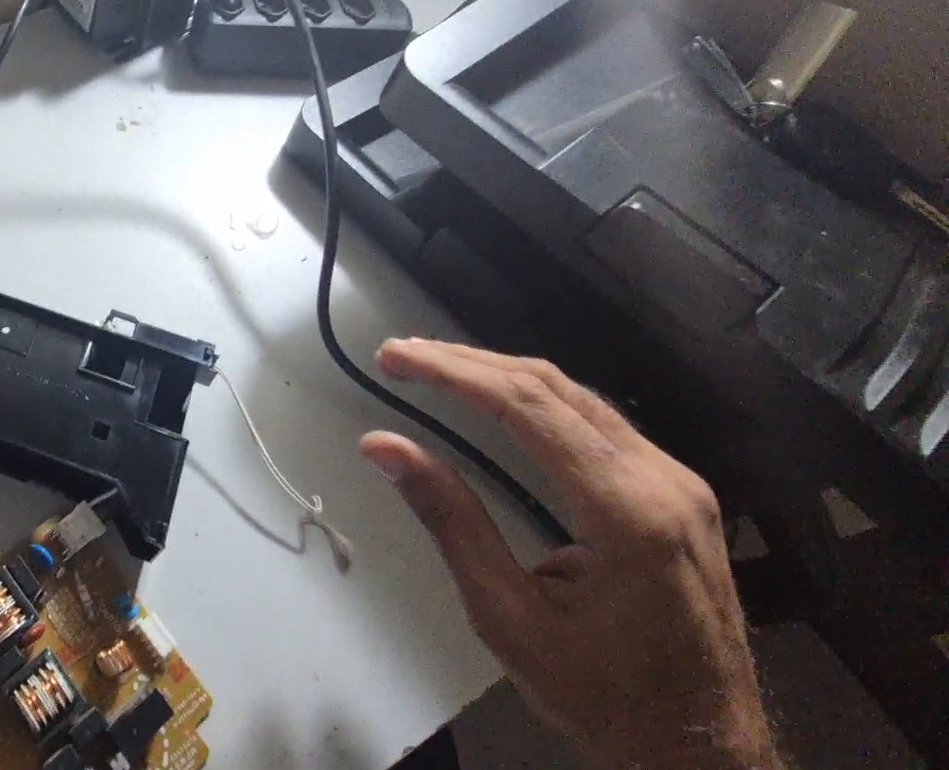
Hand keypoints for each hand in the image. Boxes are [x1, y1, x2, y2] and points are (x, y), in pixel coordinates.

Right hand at [360, 339, 779, 769]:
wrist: (703, 750)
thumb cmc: (601, 694)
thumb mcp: (506, 615)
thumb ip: (449, 520)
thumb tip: (382, 445)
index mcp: (629, 512)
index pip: (528, 408)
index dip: (452, 372)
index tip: (392, 358)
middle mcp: (665, 481)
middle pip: (552, 388)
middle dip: (466, 362)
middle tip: (398, 355)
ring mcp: (678, 482)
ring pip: (575, 395)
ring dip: (496, 372)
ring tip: (431, 365)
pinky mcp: (674, 491)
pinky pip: (593, 419)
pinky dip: (530, 397)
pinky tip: (491, 396)